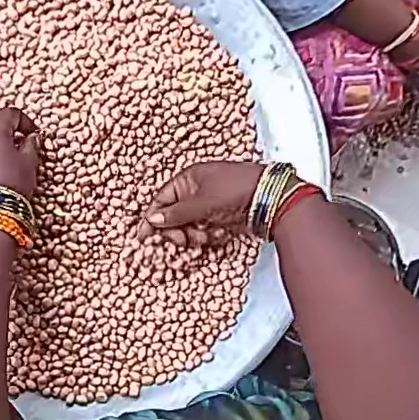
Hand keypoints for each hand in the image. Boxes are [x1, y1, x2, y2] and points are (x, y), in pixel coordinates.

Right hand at [137, 161, 263, 246]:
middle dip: (178, 230)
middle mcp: (197, 189)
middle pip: (174, 215)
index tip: (144, 236)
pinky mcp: (221, 215)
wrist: (273, 198)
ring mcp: (209, 202)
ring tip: (207, 237)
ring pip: (189, 225)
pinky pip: (204, 228)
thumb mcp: (202, 204)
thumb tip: (152, 219)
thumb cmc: (237, 191)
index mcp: (188, 178)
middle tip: (183, 241)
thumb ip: (175, 214)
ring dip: (194, 235)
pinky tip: (219, 235)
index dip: (153, 218)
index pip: (162, 199)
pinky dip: (208, 235)